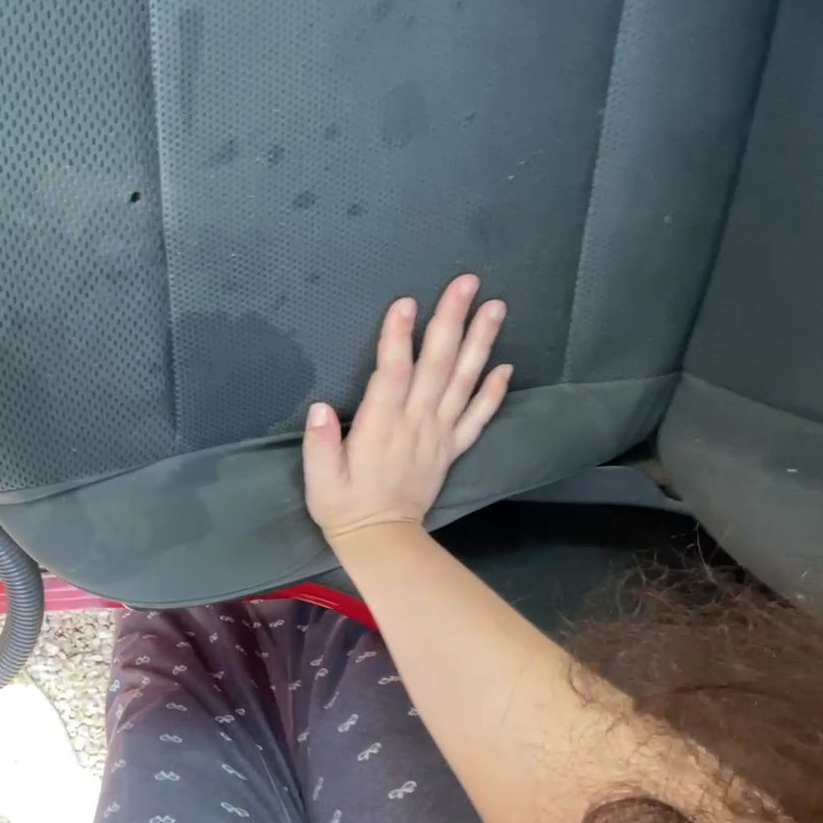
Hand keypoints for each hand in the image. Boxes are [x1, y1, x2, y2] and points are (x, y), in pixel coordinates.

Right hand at [301, 274, 511, 542]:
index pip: (392, 375)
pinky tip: (505, 366)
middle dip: (451, 321)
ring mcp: (439, 436)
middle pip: (437, 366)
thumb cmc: (341, 505)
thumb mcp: (318, 479)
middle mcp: (416, 425)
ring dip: (481, 342)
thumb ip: (320, 444)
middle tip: (466, 284)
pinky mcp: (451, 449)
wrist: (381, 539)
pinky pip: (478, 416)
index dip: (398, 338)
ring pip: (464, 382)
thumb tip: (321, 407)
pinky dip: (494, 390)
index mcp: (381, 428)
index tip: (405, 303)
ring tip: (495, 307)